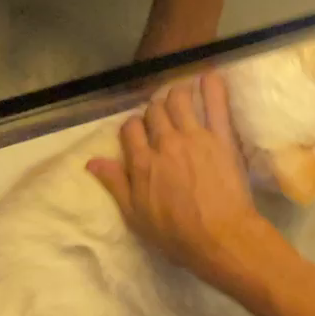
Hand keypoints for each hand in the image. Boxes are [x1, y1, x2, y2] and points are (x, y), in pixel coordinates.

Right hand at [87, 73, 288, 294]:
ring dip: (177, 96)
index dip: (133, 129)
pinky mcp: (221, 136)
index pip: (130, 128)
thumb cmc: (178, 236)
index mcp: (142, 162)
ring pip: (178, 98)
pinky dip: (212, 86)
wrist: (222, 239)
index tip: (140, 137)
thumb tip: (92, 161)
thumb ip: (115, 184)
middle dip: (155, 112)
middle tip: (163, 122)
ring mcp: (194, 136)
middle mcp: (165, 143)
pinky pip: (216, 102)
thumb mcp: (136, 217)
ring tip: (183, 102)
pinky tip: (209, 76)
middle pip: (153, 110)